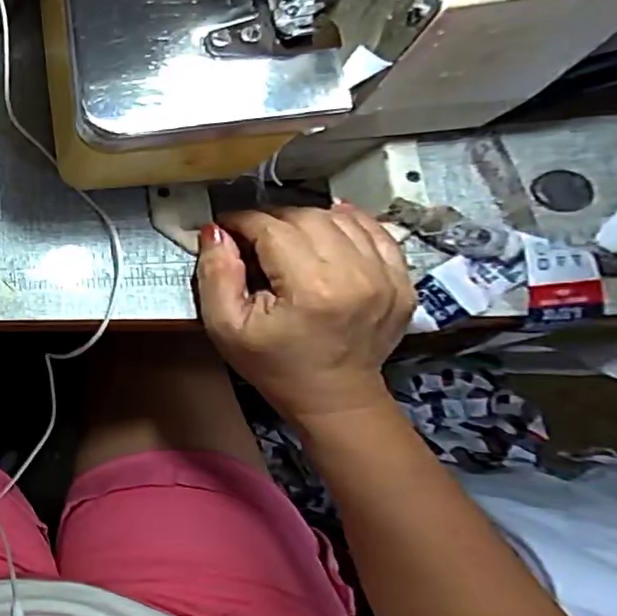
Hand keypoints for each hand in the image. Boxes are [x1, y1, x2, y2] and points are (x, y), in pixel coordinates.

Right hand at [195, 204, 414, 425]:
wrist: (332, 397)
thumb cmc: (273, 365)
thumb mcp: (225, 326)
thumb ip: (215, 274)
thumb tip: (215, 231)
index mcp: (311, 288)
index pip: (271, 228)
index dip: (241, 221)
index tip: (224, 228)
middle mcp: (356, 274)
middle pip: (306, 217)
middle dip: (271, 219)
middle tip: (250, 237)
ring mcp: (386, 276)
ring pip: (340, 218)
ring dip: (306, 219)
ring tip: (284, 237)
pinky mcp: (402, 280)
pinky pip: (375, 230)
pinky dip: (347, 222)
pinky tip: (325, 227)